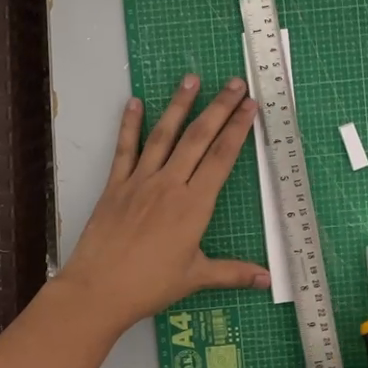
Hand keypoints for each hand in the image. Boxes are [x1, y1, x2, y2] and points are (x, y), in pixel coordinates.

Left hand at [59, 73, 268, 329]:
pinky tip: (134, 102)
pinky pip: (125, 149)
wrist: (99, 288)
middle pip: (198, 138)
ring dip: (179, 105)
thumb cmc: (150, 285)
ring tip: (191, 79)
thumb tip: (268, 279)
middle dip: (219, 108)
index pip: (222, 158)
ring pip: (164, 135)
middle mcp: (169, 184)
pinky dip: (130, 124)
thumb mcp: (196, 278)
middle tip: (234, 83)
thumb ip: (233, 273)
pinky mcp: (116, 185)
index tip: (250, 105)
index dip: (238, 129)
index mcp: (194, 205)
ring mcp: (140, 181)